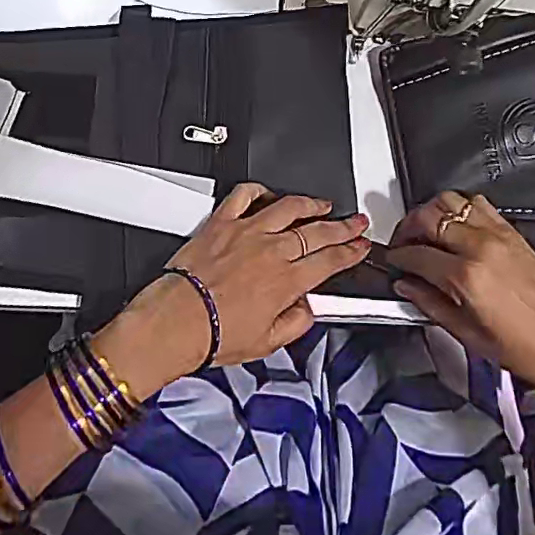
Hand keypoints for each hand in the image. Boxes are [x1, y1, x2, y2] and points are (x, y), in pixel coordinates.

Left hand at [95, 183, 370, 392]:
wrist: (174, 323)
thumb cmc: (212, 335)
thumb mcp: (266, 343)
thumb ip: (295, 323)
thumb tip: (306, 311)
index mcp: (286, 281)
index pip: (330, 260)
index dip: (351, 251)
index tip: (360, 245)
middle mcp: (271, 251)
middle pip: (318, 231)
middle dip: (344, 226)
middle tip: (356, 222)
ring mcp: (247, 232)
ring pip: (289, 207)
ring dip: (311, 204)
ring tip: (323, 204)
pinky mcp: (223, 222)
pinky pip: (245, 195)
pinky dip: (260, 190)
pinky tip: (268, 193)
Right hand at [387, 192, 534, 412]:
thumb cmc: (528, 349)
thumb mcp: (467, 335)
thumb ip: (430, 303)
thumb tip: (408, 287)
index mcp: (467, 277)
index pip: (416, 253)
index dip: (398, 257)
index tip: (395, 261)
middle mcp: (482, 248)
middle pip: (428, 216)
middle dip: (407, 228)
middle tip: (402, 243)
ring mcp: (498, 235)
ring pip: (450, 200)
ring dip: (430, 212)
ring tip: (424, 230)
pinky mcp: (512, 232)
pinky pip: (477, 203)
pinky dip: (459, 207)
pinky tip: (454, 224)